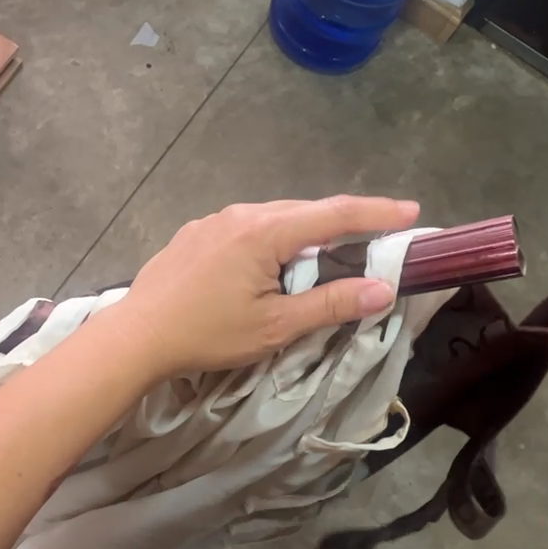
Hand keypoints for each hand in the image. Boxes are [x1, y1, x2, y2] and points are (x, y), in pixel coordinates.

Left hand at [109, 196, 419, 377]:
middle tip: (373, 238)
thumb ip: (329, 305)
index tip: (411, 212)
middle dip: (341, 223)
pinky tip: (267, 263)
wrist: (136, 336)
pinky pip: (244, 228)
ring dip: (302, 233)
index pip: (334, 214)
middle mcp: (240, 215)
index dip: (377, 213)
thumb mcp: (274, 327)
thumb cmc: (207, 334)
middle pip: (303, 212)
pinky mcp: (193, 235)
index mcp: (265, 231)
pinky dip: (269, 239)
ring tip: (322, 255)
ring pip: (272, 219)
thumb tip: (382, 290)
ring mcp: (212, 222)